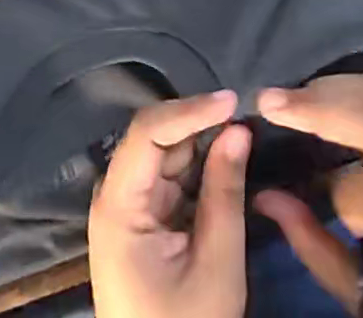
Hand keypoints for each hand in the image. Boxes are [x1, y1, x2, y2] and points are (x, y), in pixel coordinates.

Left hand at [89, 90, 250, 317]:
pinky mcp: (144, 217)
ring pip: (168, 154)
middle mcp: (116, 195)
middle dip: (201, 123)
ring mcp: (129, 205)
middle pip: (157, 138)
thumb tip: (239, 130)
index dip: (189, 109)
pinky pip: (173, 177)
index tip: (232, 100)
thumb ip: (226, 191)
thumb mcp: (216, 262)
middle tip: (246, 113)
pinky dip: (201, 167)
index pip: (147, 133)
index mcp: (119, 205)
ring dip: (204, 143)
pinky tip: (229, 157)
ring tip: (244, 130)